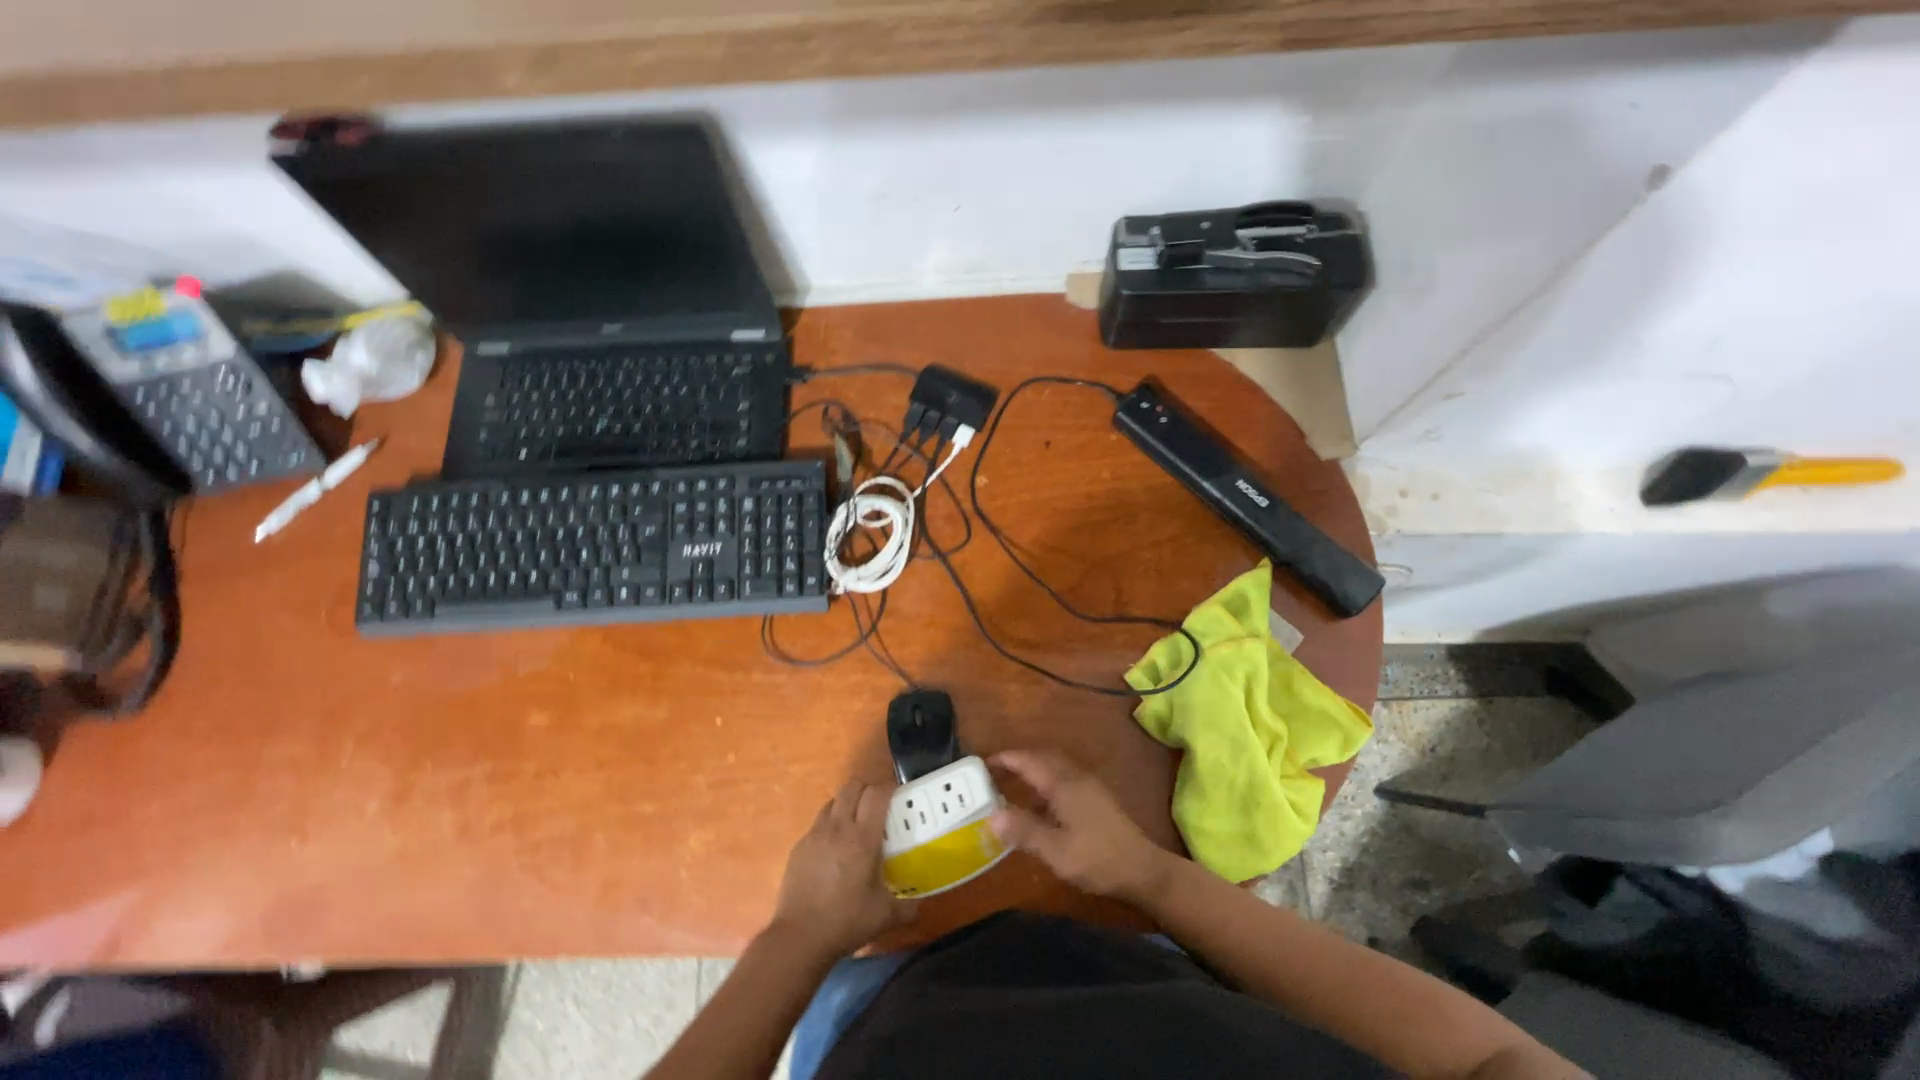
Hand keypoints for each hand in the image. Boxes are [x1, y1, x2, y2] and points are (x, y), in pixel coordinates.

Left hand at [770, 779, 916, 956]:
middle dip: (867, 788)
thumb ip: (908, 907)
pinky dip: (830, 825)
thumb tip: (920, 905)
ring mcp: (814, 835)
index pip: (876, 794)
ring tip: (857, 823)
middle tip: (879, 805)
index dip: (889, 788)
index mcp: (862, 838)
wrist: (800, 936)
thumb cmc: (847, 921)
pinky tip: (835, 849)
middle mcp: (837, 828)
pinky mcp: (798, 847)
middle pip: (851, 787)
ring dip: (847, 803)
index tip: (899, 796)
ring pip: (832, 802)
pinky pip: (818, 823)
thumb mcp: (886, 915)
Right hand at [990, 750, 1174, 903]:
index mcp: (1064, 784)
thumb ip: (1024, 831)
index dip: (1005, 760)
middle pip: (1043, 759)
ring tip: (1011, 789)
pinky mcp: (1097, 800)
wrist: (1143, 870)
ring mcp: (1090, 788)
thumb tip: (992, 816)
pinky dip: (1046, 787)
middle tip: (994, 774)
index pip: (1029, 761)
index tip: (982, 764)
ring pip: (1055, 770)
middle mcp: (1077, 778)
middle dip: (1018, 762)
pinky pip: (1065, 782)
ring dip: (1033, 774)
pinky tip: (1039, 809)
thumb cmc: (1097, 859)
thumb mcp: (1055, 850)